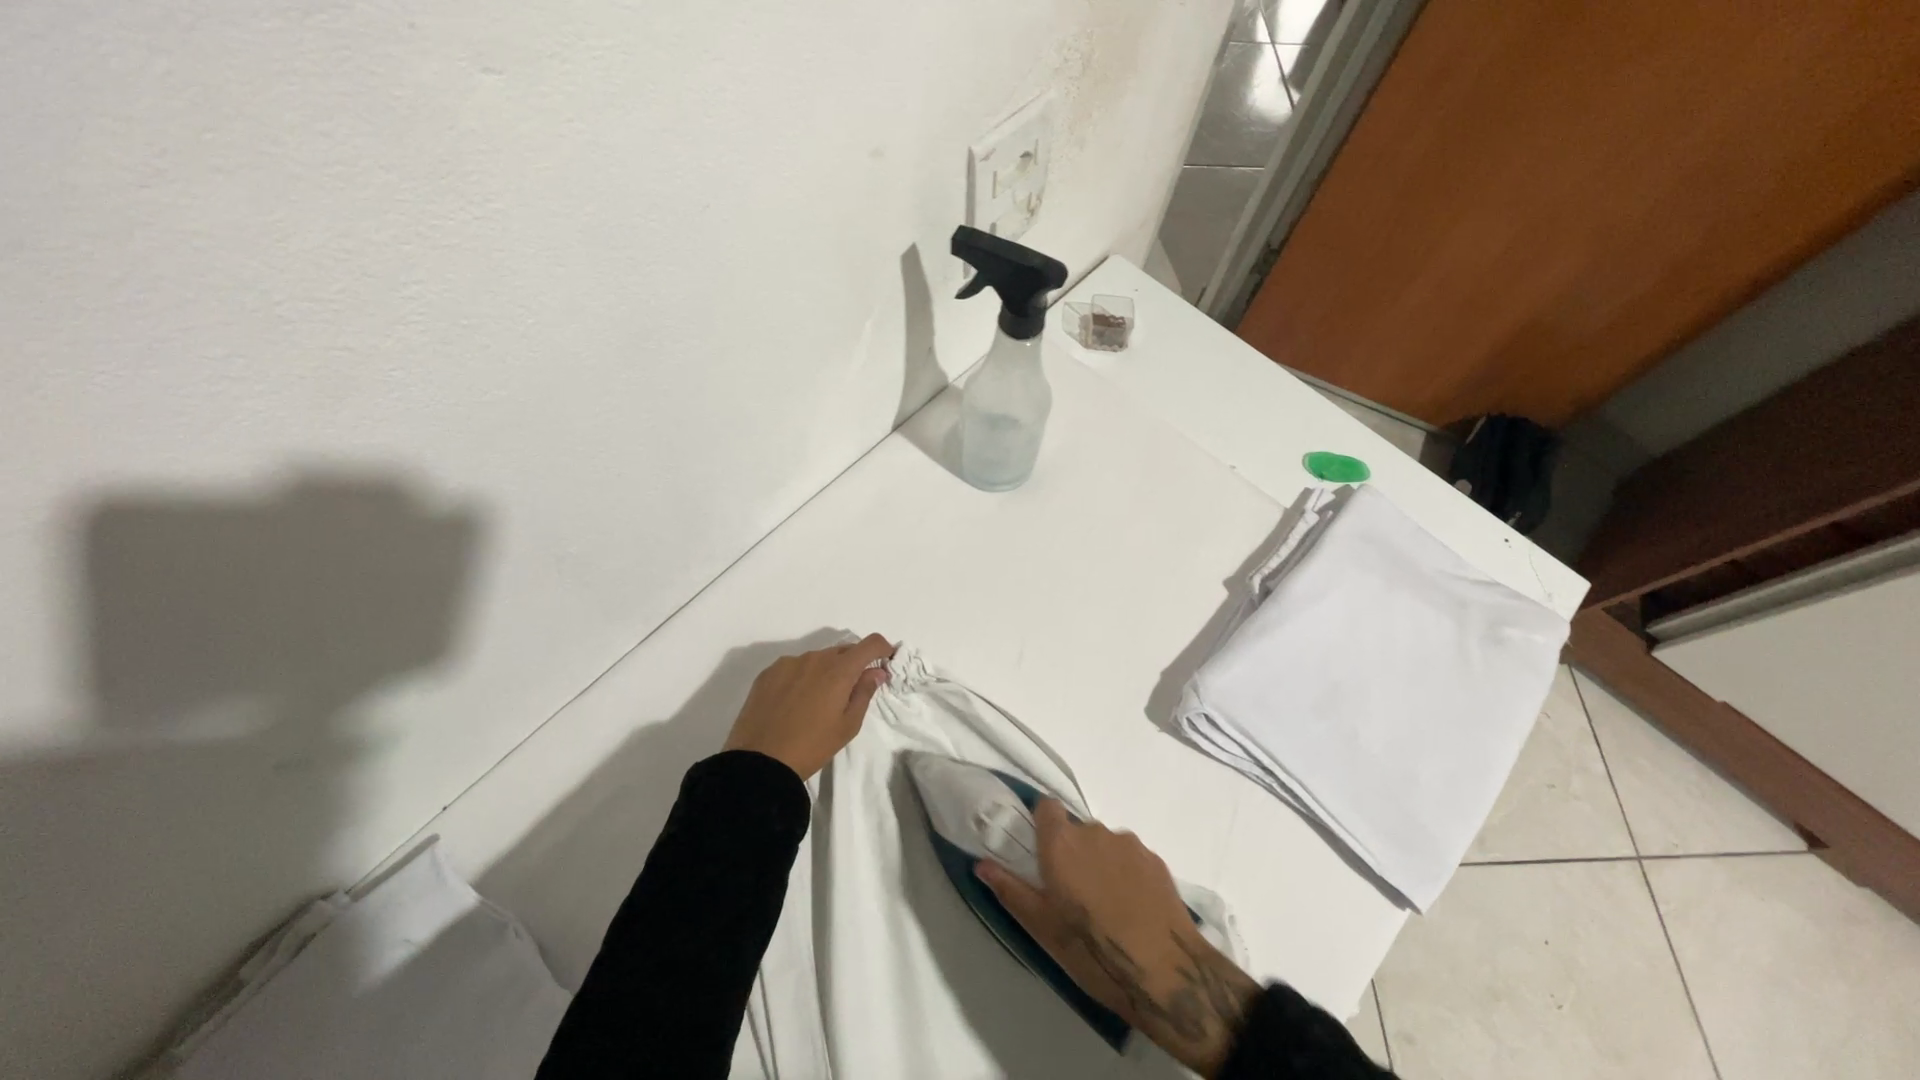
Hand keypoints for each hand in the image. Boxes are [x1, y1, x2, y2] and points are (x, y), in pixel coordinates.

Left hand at [722, 634, 894, 779]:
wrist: (759, 761)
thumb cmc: (812, 746)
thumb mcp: (847, 726)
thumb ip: (865, 693)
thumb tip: (876, 671)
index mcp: (839, 670)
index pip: (870, 643)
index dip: (883, 648)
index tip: (885, 661)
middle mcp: (815, 658)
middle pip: (843, 650)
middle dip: (853, 664)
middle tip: (850, 692)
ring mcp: (788, 663)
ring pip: (817, 659)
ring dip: (826, 671)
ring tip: (818, 701)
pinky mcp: (768, 673)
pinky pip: (794, 667)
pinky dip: (802, 677)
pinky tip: (794, 702)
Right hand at [975, 801, 1259, 1076]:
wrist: (1165, 973)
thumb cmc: (1092, 951)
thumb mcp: (1041, 927)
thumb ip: (1010, 889)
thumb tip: (981, 864)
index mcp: (1061, 844)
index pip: (1046, 807)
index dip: (1042, 824)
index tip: (1039, 853)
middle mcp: (1095, 833)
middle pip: (1076, 830)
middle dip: (1071, 853)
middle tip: (1070, 894)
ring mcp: (1130, 845)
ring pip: (1105, 845)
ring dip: (1100, 864)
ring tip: (1104, 907)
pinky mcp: (1157, 861)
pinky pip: (1131, 859)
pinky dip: (1126, 875)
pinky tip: (1130, 910)